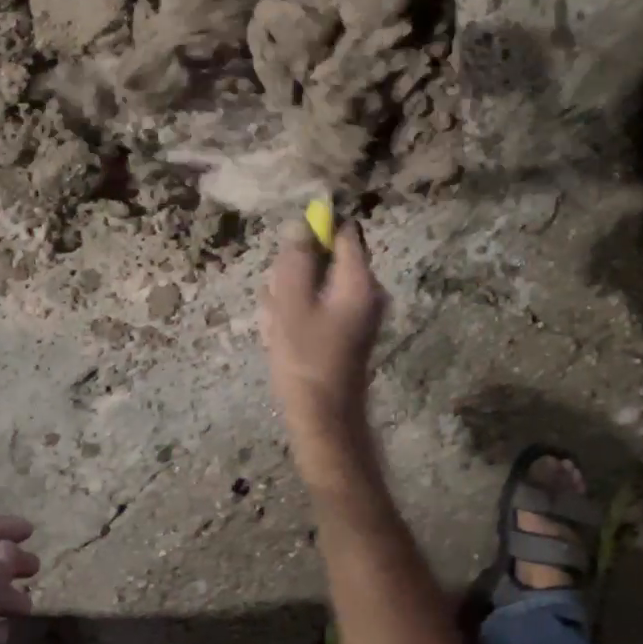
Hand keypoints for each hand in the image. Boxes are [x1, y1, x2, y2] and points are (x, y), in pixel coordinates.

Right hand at [261, 221, 387, 428]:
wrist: (324, 418)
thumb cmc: (306, 359)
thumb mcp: (292, 303)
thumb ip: (296, 260)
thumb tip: (301, 226)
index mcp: (360, 280)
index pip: (344, 232)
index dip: (316, 230)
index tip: (289, 246)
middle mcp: (368, 292)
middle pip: (330, 258)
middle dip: (298, 269)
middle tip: (276, 294)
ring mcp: (359, 313)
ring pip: (319, 284)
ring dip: (293, 294)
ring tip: (274, 319)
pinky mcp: (348, 331)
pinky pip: (321, 306)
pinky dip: (299, 312)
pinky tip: (280, 332)